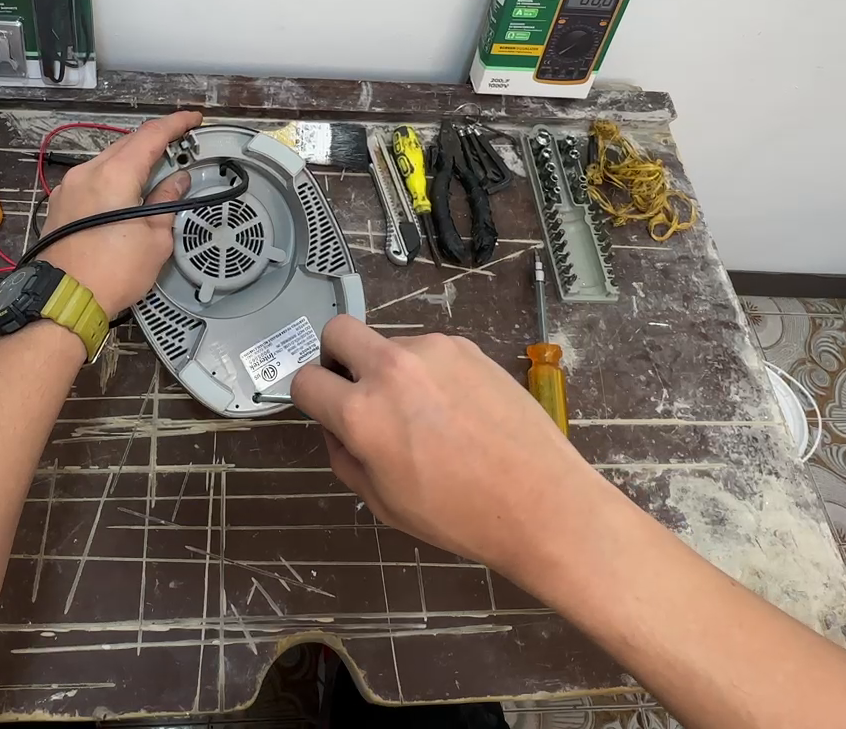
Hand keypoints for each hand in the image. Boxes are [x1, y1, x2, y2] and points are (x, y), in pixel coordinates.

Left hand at [38, 110, 201, 316]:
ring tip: (157, 173)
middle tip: (181, 147)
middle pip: (127, 144)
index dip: (176, 123)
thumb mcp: (155, 239)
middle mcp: (87, 172)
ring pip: (108, 160)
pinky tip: (128, 192)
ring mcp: (69, 187)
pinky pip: (92, 178)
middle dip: (156, 141)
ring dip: (134, 161)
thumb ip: (168, 202)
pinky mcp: (61, 204)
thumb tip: (178, 181)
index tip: (193, 119)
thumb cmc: (112, 273)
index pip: (150, 135)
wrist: (63, 301)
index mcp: (114, 175)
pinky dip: (115, 177)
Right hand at [290, 315, 608, 579]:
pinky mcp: (464, 345)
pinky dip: (429, 371)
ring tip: (427, 412)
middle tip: (358, 389)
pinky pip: (428, 350)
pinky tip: (457, 407)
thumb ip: (344, 457)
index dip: (309, 397)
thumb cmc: (457, 515)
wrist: (540, 501)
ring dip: (391, 369)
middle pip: (337, 330)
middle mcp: (390, 368)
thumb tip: (336, 426)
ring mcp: (431, 349)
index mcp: (361, 412)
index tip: (325, 408)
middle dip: (336, 356)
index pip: (305, 379)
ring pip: (388, 343)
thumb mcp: (383, 503)